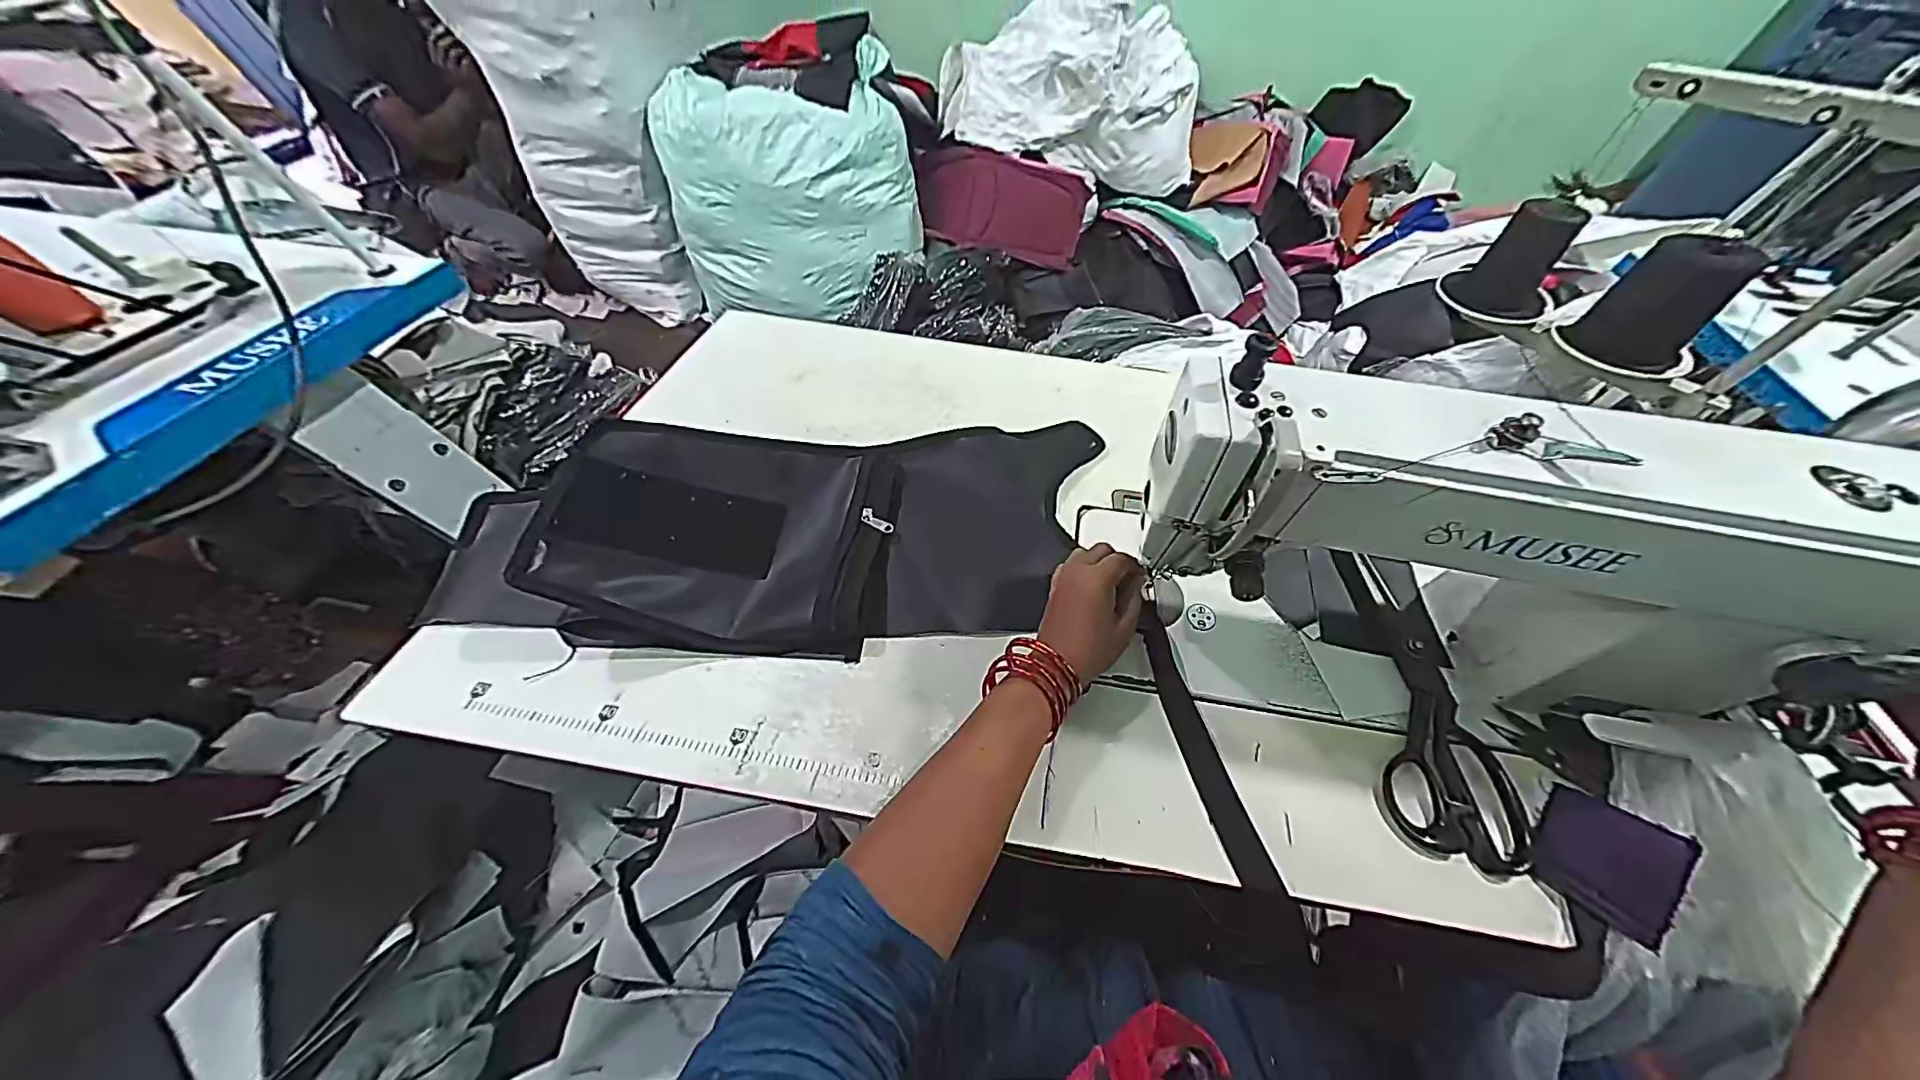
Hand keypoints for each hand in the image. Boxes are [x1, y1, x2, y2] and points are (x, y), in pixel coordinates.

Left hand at [1038, 545, 1145, 679]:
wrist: (1057, 663)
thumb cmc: (1085, 651)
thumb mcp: (1125, 627)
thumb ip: (1134, 598)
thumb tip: (1136, 586)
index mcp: (1096, 578)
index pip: (1122, 558)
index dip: (1136, 566)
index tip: (1140, 576)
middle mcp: (1076, 572)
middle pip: (1101, 550)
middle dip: (1117, 560)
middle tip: (1128, 577)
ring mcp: (1062, 578)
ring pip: (1083, 554)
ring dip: (1098, 562)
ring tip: (1111, 582)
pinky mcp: (1054, 586)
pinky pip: (1071, 567)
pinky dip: (1083, 570)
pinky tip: (1093, 588)